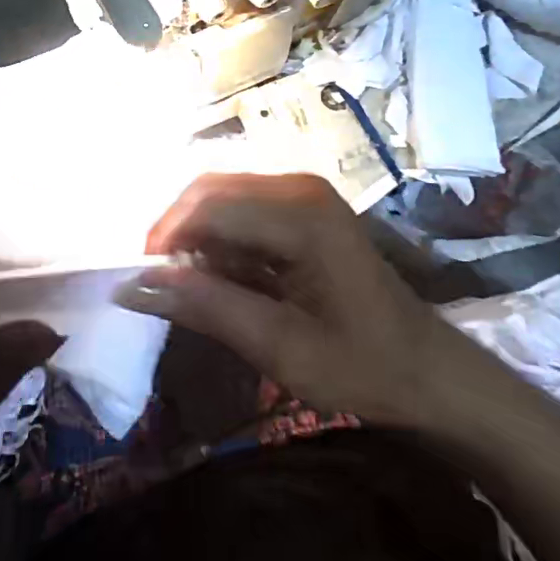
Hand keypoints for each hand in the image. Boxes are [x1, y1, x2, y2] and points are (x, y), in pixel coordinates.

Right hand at [118, 173, 450, 427]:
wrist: (429, 372)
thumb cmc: (361, 367)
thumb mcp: (278, 347)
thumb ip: (205, 307)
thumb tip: (130, 287)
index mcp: (302, 218)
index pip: (208, 208)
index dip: (166, 240)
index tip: (145, 283)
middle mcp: (300, 188)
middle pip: (210, 191)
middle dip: (176, 232)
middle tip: (161, 282)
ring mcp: (303, 193)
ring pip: (220, 196)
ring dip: (196, 236)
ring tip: (194, 285)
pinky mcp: (303, 206)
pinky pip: (241, 207)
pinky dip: (219, 238)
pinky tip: (225, 276)